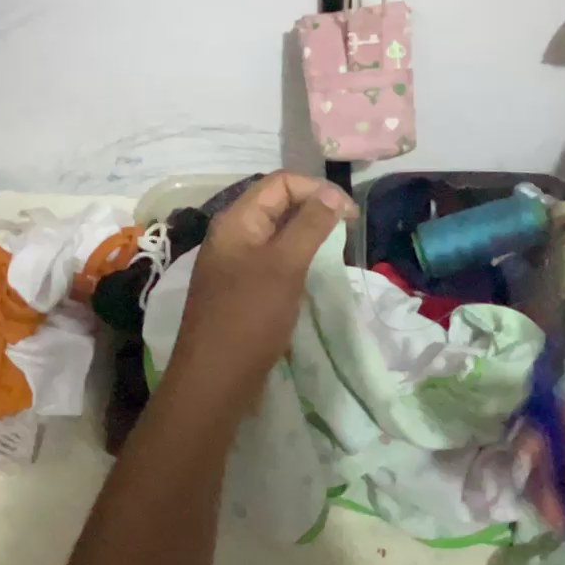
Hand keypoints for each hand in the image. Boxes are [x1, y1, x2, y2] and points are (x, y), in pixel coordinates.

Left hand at [163, 171, 356, 404]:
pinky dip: (294, 259)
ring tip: (333, 250)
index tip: (350, 215)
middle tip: (346, 231)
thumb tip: (331, 194)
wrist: (213, 381)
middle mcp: (230, 235)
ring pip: (275, 234)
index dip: (317, 189)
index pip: (280, 182)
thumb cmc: (249, 318)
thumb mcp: (284, 266)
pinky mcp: (238, 290)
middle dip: (313, 209)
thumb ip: (309, 225)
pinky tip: (310, 274)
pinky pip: (270, 260)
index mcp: (235, 221)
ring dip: (305, 235)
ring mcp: (232, 264)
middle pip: (276, 204)